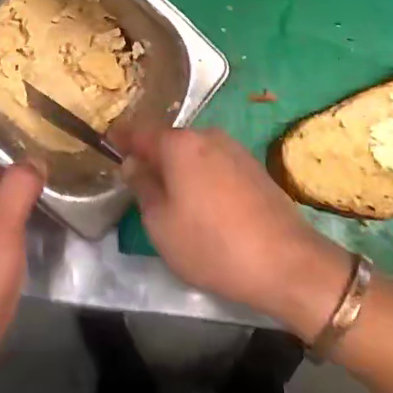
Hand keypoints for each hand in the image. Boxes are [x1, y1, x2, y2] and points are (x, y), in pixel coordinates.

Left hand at [0, 127, 43, 357]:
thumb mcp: (1, 220)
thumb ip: (20, 181)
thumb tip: (38, 157)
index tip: (6, 93)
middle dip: (2, 130)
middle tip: (41, 110)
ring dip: (15, 158)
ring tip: (50, 135)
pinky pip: (2, 195)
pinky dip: (20, 183)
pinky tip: (48, 177)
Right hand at [118, 127, 351, 340]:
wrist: (285, 262)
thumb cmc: (211, 245)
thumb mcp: (161, 224)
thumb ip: (142, 186)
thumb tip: (134, 162)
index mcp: (180, 144)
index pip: (140, 130)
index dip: (121, 136)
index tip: (107, 142)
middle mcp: (208, 136)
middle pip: (170, 139)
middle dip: (152, 154)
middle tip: (136, 178)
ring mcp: (235, 149)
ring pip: (194, 151)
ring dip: (178, 166)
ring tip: (168, 194)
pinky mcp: (254, 167)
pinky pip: (215, 163)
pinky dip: (201, 175)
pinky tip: (201, 202)